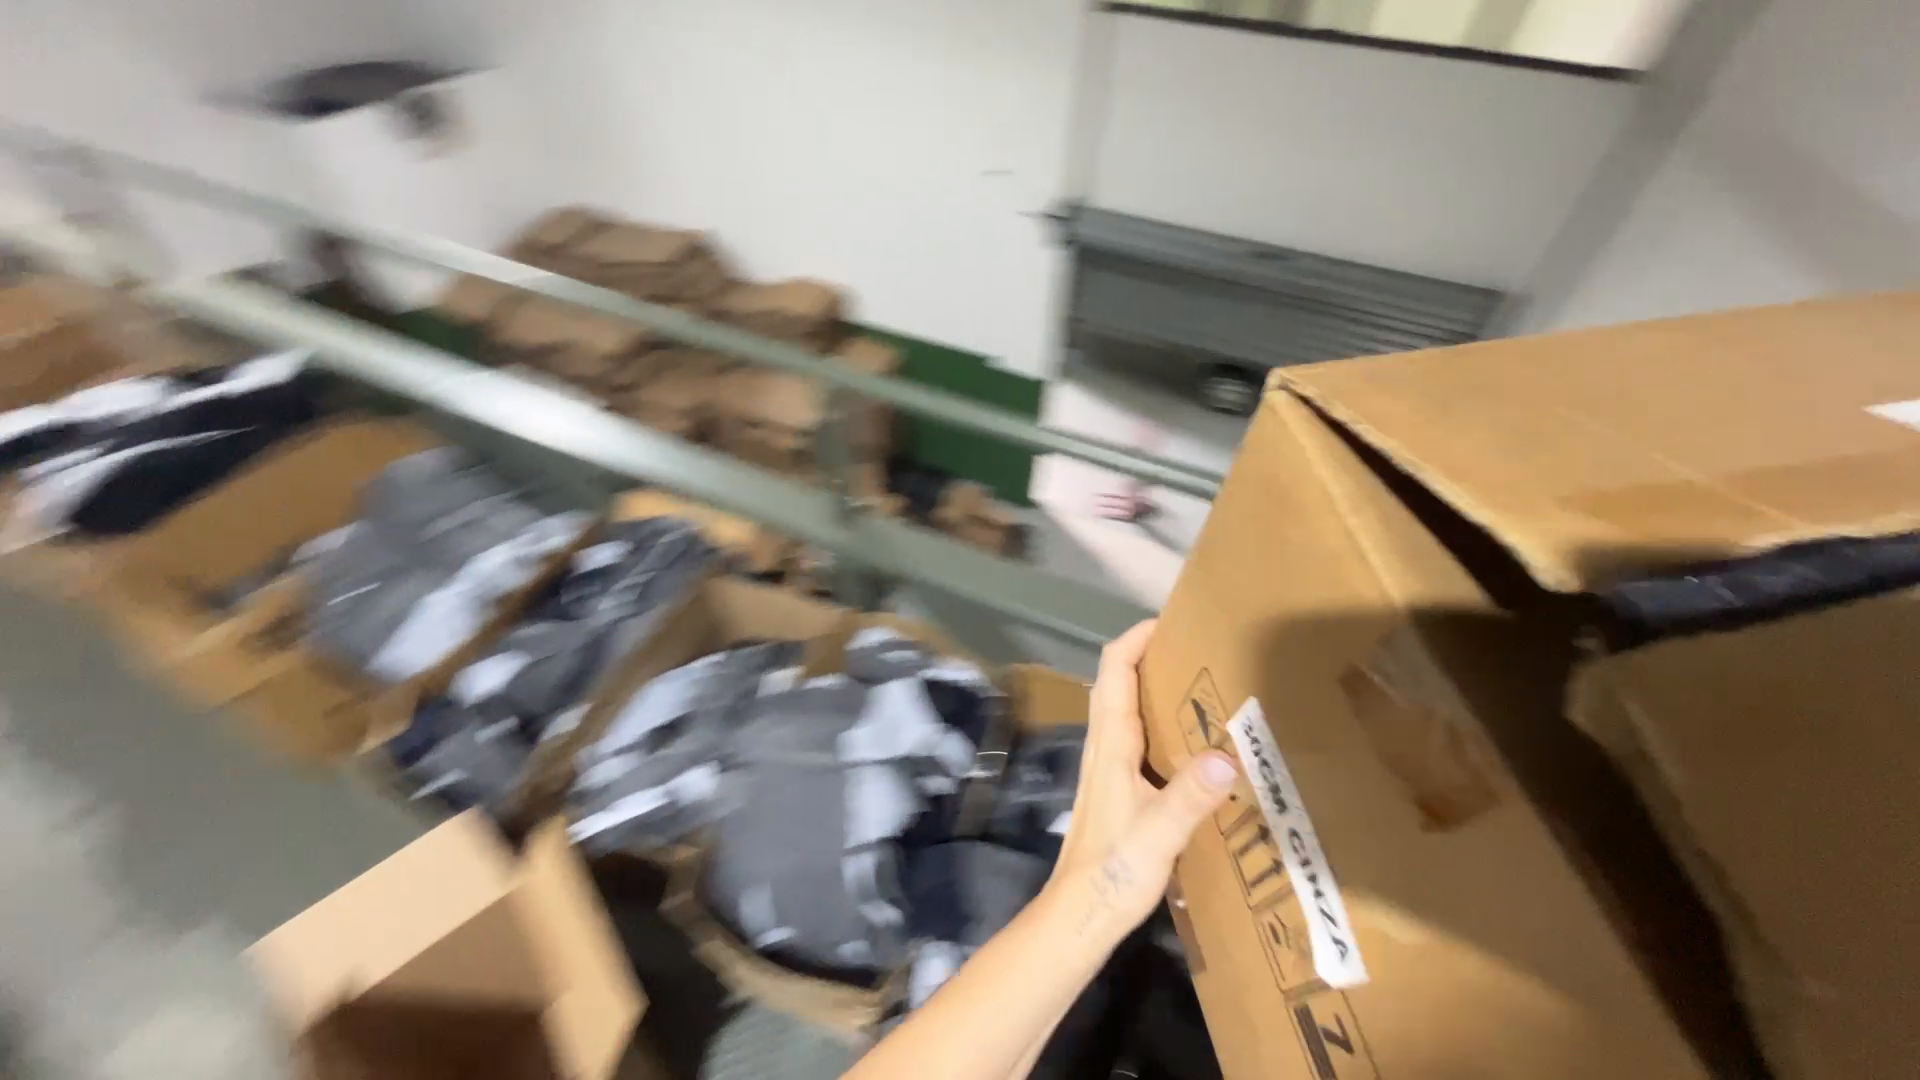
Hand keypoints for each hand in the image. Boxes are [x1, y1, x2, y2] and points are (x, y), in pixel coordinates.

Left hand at [1047, 619, 1237, 945]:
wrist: (1080, 912)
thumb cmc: (1113, 870)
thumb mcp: (1158, 833)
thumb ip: (1190, 796)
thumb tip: (1228, 755)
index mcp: (1110, 743)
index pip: (1114, 670)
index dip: (1136, 638)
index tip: (1173, 621)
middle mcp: (1104, 745)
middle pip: (1117, 681)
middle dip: (1150, 655)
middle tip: (1199, 648)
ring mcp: (1106, 766)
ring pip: (1124, 707)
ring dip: (1152, 685)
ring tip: (1201, 682)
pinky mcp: (1114, 787)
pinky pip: (1133, 735)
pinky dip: (1157, 719)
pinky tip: (1189, 740)